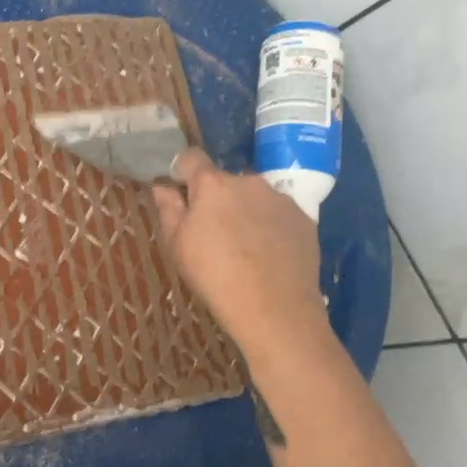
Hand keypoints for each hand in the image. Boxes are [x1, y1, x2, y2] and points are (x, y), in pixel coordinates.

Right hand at [152, 148, 328, 352]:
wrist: (275, 308)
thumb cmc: (215, 276)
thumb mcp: (178, 245)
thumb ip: (169, 209)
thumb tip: (162, 186)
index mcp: (213, 185)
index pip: (192, 158)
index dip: (183, 171)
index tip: (180, 192)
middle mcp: (249, 182)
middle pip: (226, 181)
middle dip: (218, 198)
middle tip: (214, 232)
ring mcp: (280, 199)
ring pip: (255, 197)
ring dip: (246, 211)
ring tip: (246, 246)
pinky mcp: (304, 218)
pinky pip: (279, 214)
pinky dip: (271, 226)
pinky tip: (269, 254)